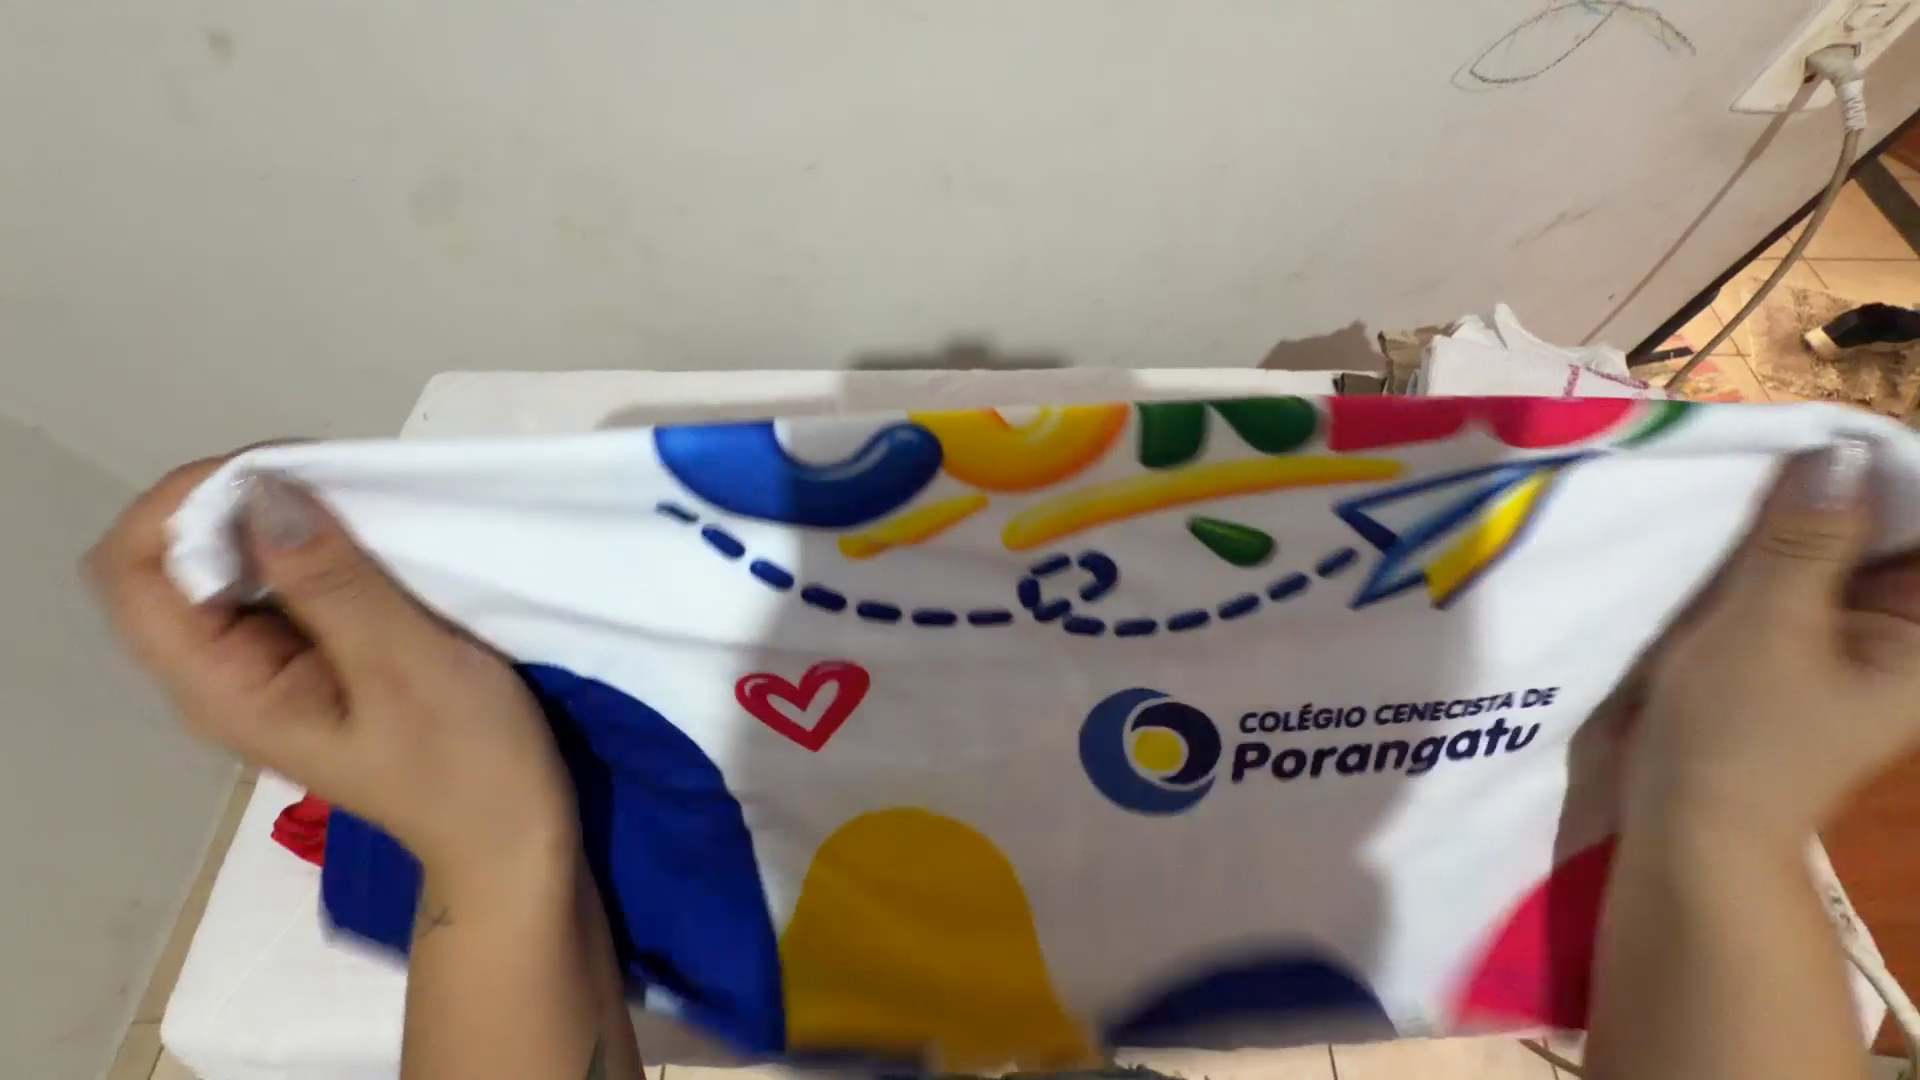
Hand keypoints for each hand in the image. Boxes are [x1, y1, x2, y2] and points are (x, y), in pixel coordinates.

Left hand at [86, 459, 577, 892]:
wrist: (510, 835)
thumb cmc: (467, 759)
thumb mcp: (409, 666)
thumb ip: (336, 584)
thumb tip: (266, 493)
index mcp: (224, 687)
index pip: (136, 569)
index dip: (187, 501)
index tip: (286, 468)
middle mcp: (226, 678)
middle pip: (177, 566)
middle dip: (244, 505)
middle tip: (340, 482)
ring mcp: (276, 676)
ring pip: (240, 576)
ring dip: (291, 529)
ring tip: (368, 509)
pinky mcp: (323, 672)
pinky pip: (295, 597)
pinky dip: (327, 558)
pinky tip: (381, 553)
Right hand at [1630, 435, 1919, 843]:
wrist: (1689, 816)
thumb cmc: (1737, 729)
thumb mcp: (1763, 628)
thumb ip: (1798, 543)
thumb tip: (1835, 454)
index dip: (1887, 477)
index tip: (1817, 440)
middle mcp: (1907, 632)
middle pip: (1886, 537)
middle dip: (1831, 495)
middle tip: (1764, 454)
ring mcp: (1849, 642)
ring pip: (1831, 557)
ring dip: (1786, 524)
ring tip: (1736, 485)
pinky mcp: (1795, 648)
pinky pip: (1792, 583)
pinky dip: (1760, 558)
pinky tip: (1721, 540)